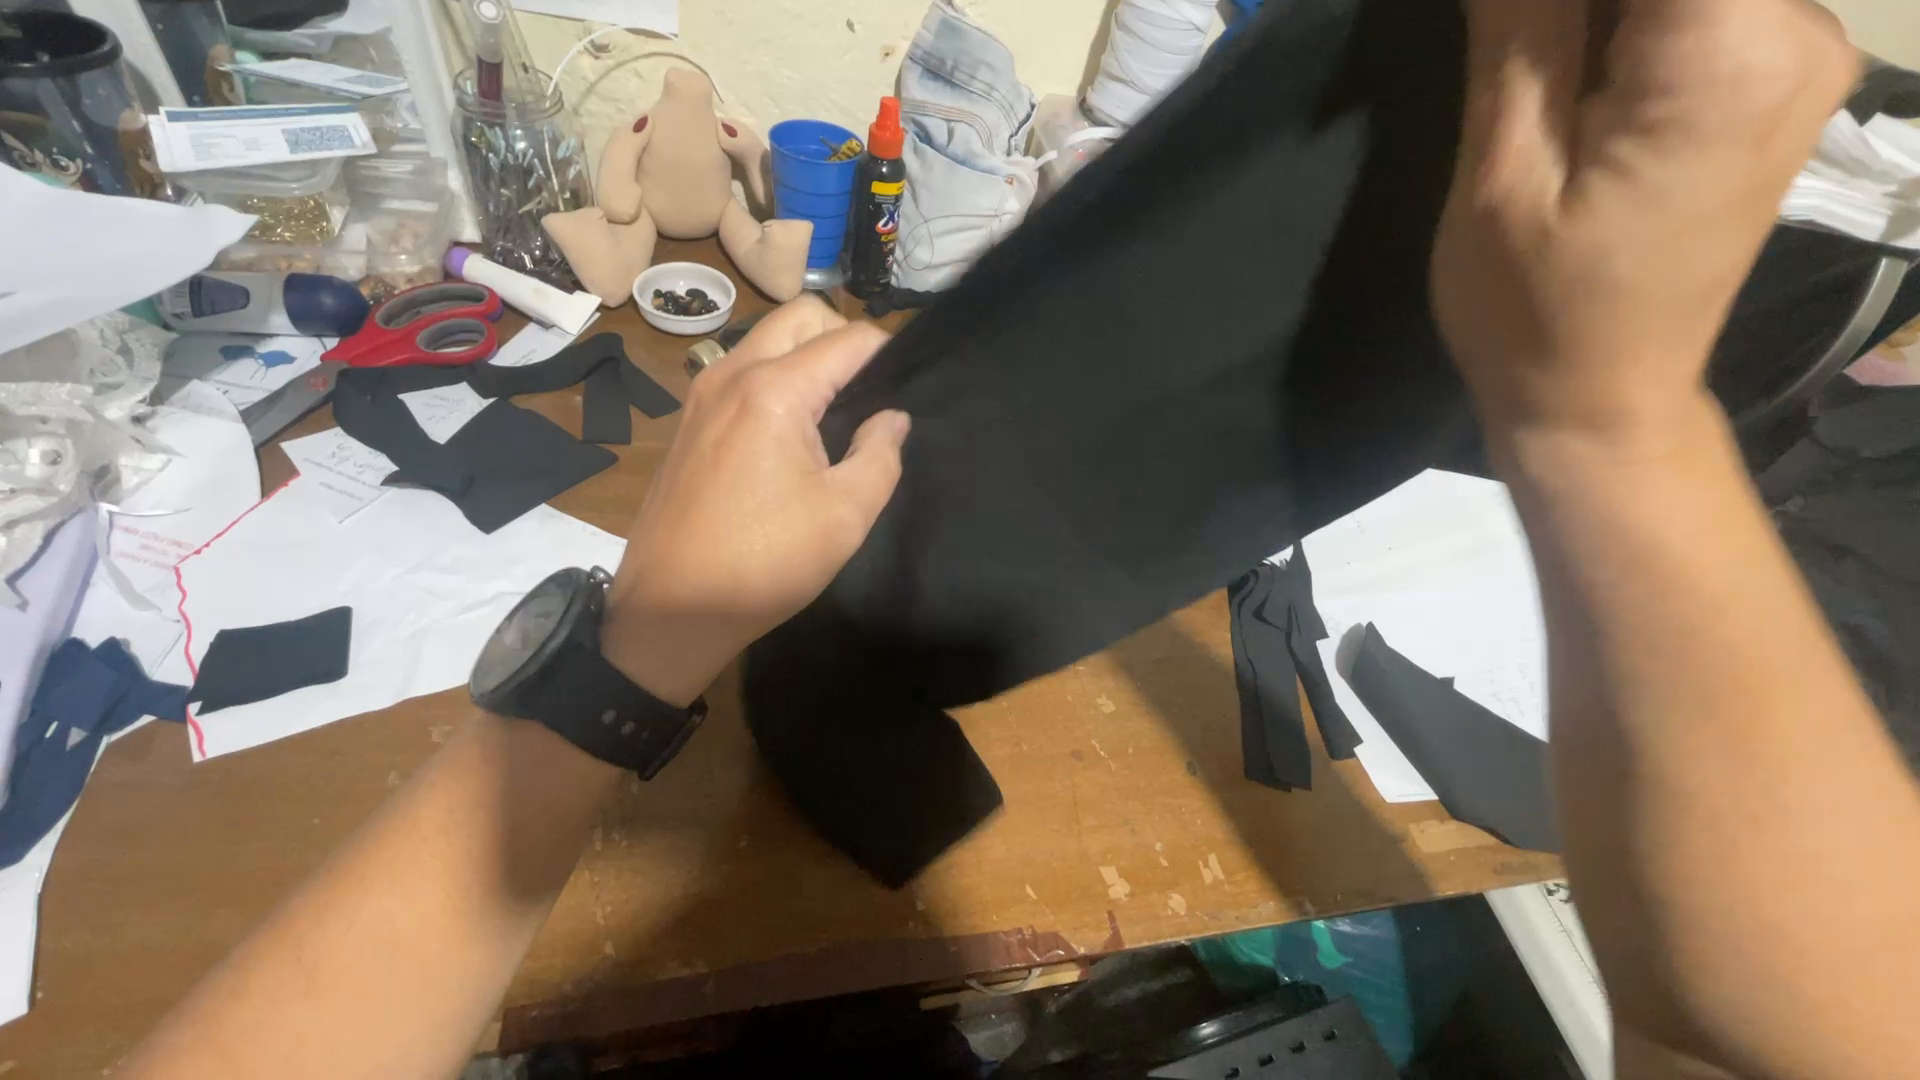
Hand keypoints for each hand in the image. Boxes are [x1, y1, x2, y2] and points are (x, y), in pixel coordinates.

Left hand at [601, 297, 909, 705]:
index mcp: (773, 390)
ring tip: (833, 414)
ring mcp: (702, 395)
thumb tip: (892, 417)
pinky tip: (791, 434)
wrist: (671, 609)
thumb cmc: (765, 563)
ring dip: (806, 357)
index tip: (907, 387)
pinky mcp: (689, 420)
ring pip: (766, 341)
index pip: (847, 338)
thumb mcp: (845, 515)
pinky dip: (775, 380)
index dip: (888, 354)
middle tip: (868, 393)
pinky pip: (742, 372)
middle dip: (842, 339)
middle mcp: (731, 374)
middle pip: (800, 318)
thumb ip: (880, 454)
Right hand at [1432, 0, 1855, 448]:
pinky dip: (1623, 28)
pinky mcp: (1772, 89)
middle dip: (1568, 5)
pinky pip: (1701, 15)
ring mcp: (1798, 60)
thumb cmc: (1530, 312)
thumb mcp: (1501, 180)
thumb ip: (1520, 36)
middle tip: (1508, 45)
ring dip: (1590, 18)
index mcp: (1721, 59)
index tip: (1512, 20)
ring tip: (1529, 82)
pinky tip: (1567, 78)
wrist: (1595, 401)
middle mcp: (1797, 34)